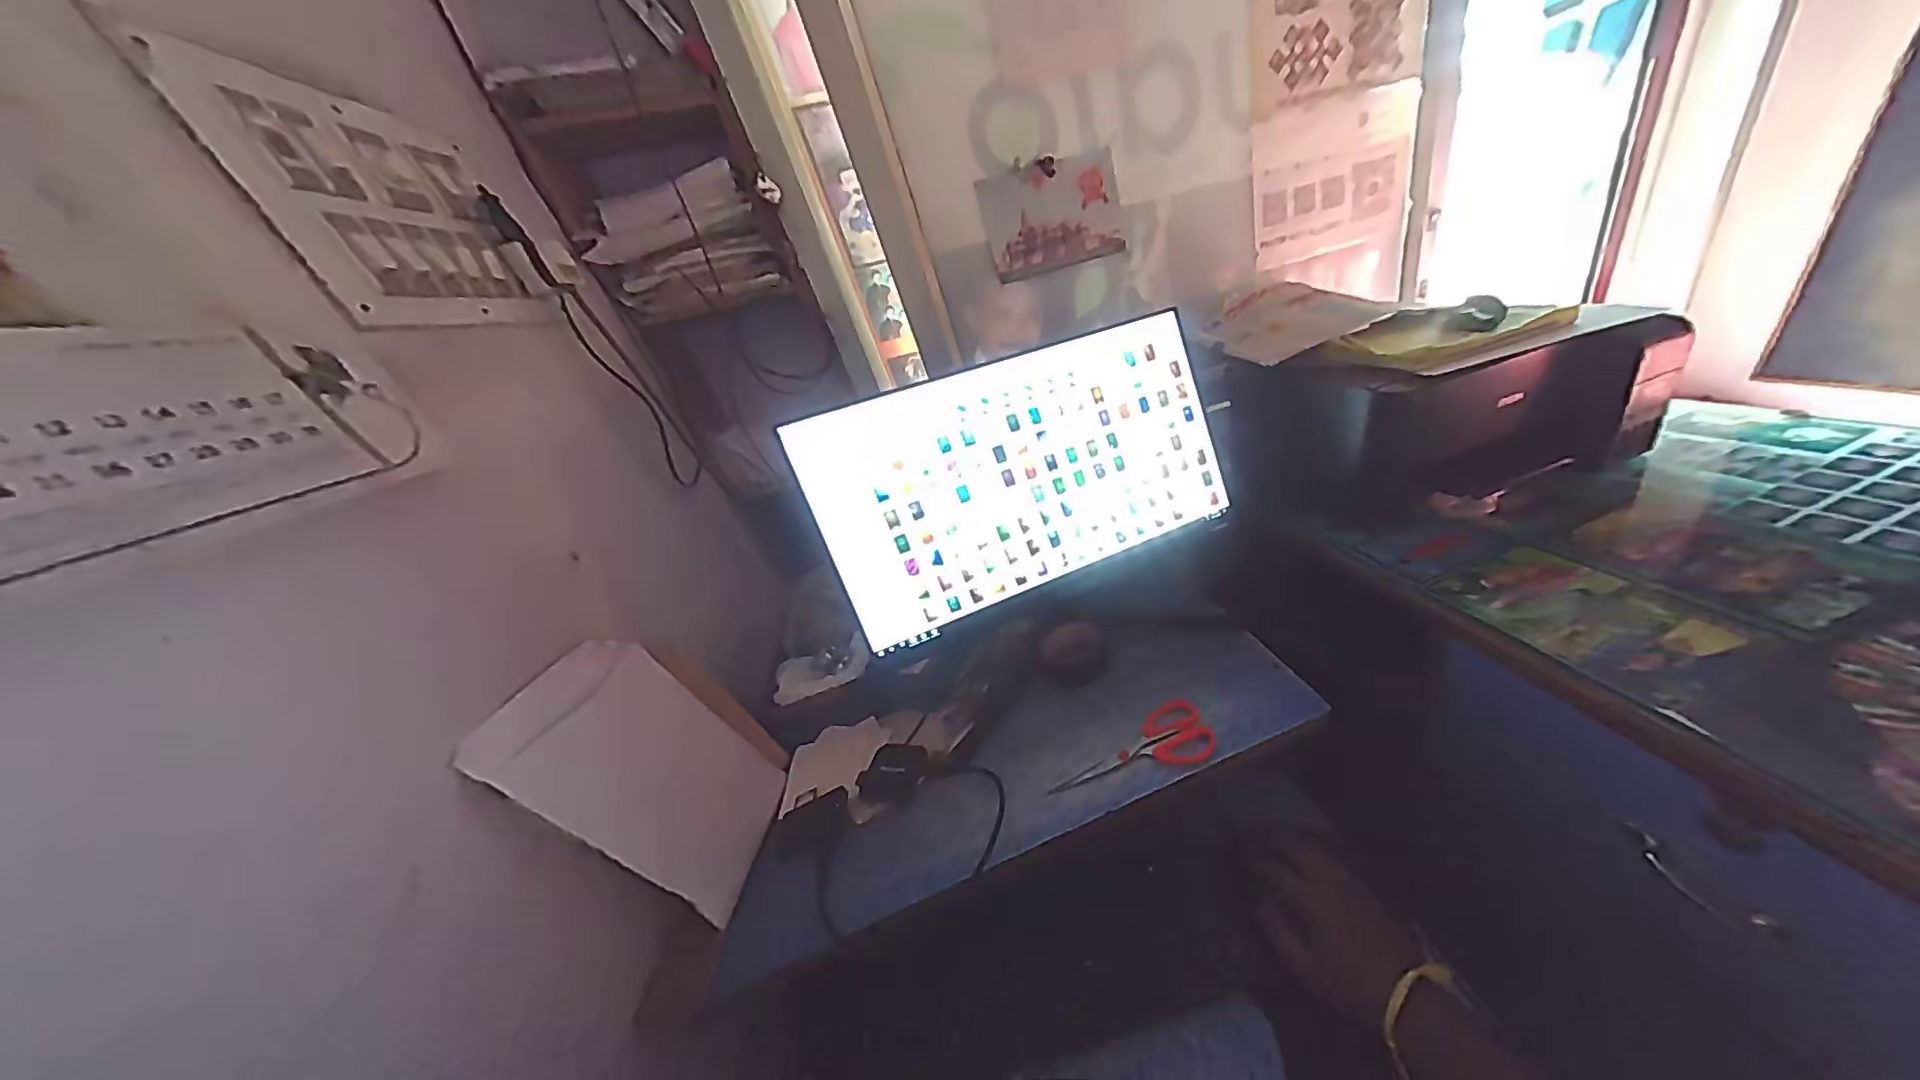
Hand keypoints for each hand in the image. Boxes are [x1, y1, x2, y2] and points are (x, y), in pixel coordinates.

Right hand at [1242, 832, 1425, 1023]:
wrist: (1406, 993)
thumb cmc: (1350, 984)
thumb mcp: (1306, 968)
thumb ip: (1278, 931)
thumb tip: (1260, 902)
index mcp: (1312, 900)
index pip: (1275, 870)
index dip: (1253, 860)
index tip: (1236, 854)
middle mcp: (1330, 880)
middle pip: (1295, 846)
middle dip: (1269, 837)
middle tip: (1249, 835)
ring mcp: (1351, 879)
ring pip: (1316, 844)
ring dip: (1291, 836)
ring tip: (1273, 835)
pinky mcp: (1366, 884)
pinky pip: (1334, 853)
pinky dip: (1314, 843)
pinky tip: (1306, 846)